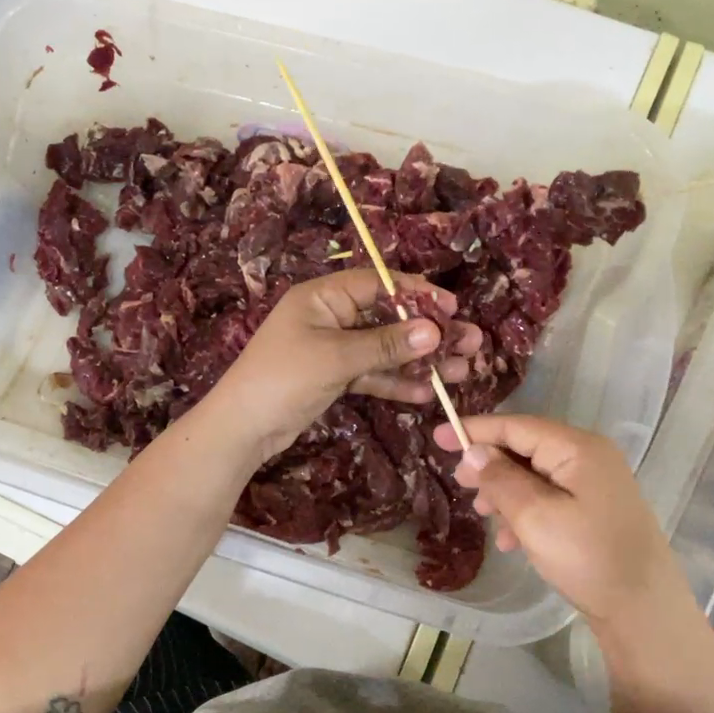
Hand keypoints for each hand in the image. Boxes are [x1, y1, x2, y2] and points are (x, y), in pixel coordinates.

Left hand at [208, 270, 482, 459]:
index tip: (452, 308)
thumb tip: (434, 329)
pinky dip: (395, 383)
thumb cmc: (282, 379)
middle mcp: (328, 316)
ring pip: (383, 349)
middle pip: (387, 318)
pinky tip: (426, 393)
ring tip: (461, 370)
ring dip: (419, 360)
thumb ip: (384, 344)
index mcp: (321, 297)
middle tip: (471, 343)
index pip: (377, 284)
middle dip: (428, 332)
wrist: (243, 428)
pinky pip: (371, 375)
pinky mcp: (332, 378)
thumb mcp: (335, 358)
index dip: (416, 294)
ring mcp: (331, 349)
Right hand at [432, 415, 696, 631]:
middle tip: (458, 483)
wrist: (643, 607)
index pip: (517, 426)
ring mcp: (594, 484)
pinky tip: (510, 540)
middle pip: (525, 448)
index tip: (436, 435)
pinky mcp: (595, 509)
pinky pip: (548, 497)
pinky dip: (524, 511)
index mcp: (577, 449)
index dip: (475, 429)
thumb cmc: (587, 556)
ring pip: (534, 474)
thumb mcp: (534, 516)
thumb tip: (474, 451)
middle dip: (489, 464)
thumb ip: (500, 479)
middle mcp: (589, 457)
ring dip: (504, 492)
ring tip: (482, 514)